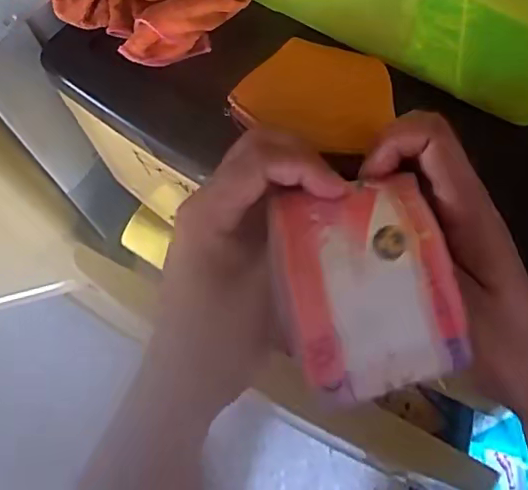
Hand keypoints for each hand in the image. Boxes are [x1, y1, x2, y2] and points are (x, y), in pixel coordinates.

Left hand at [150, 128, 347, 417]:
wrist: (183, 382)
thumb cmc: (221, 340)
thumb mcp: (266, 288)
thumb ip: (299, 236)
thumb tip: (343, 206)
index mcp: (209, 209)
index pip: (259, 160)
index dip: (304, 165)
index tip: (339, 192)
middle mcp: (209, 196)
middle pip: (258, 145)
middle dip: (302, 155)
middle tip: (335, 186)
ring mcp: (217, 206)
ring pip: (260, 158)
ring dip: (298, 164)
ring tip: (330, 191)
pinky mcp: (229, 219)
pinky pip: (262, 181)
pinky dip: (292, 180)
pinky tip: (314, 203)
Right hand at [359, 111, 527, 408]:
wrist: (527, 360)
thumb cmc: (495, 338)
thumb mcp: (449, 303)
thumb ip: (408, 266)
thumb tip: (354, 240)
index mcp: (466, 200)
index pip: (432, 134)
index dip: (392, 141)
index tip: (366, 182)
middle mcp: (459, 192)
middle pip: (418, 137)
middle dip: (377, 153)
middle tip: (348, 201)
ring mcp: (450, 207)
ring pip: (411, 161)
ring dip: (376, 176)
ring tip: (349, 218)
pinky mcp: (441, 226)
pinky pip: (408, 190)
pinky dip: (382, 197)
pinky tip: (364, 238)